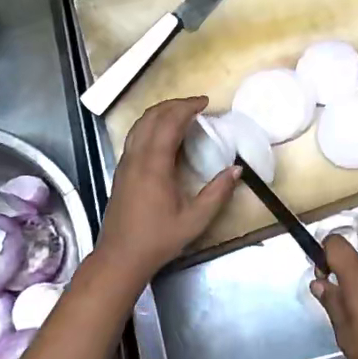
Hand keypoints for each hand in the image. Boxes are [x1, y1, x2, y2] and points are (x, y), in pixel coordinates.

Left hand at [95, 97, 237, 279]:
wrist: (121, 256)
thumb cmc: (158, 239)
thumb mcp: (195, 220)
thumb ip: (217, 193)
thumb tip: (236, 169)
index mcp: (154, 164)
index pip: (169, 122)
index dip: (187, 107)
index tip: (205, 102)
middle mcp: (136, 157)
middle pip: (152, 117)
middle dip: (174, 105)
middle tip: (196, 104)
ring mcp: (125, 162)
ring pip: (139, 124)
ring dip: (160, 112)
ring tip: (181, 113)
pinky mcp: (121, 170)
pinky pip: (134, 136)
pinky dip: (150, 125)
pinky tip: (163, 135)